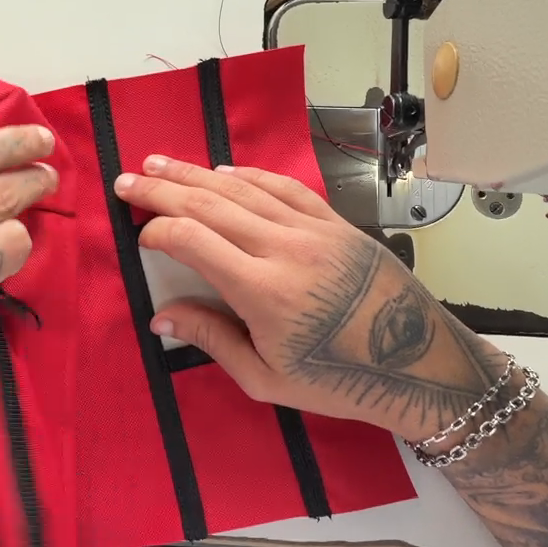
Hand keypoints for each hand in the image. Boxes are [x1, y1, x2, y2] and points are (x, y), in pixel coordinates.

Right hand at [114, 156, 508, 442]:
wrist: (422, 367)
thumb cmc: (338, 383)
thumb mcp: (266, 378)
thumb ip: (211, 339)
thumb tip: (160, 318)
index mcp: (263, 292)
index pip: (193, 240)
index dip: (157, 231)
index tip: (140, 237)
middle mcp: (285, 249)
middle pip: (209, 204)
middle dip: (160, 190)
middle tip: (126, 179)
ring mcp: (313, 230)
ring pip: (242, 189)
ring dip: (195, 173)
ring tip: (158, 163)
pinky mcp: (336, 223)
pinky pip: (285, 188)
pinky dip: (248, 176)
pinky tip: (223, 171)